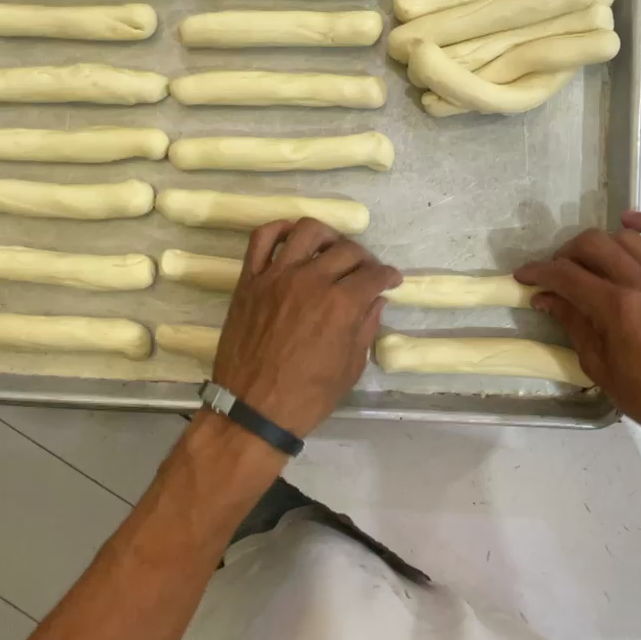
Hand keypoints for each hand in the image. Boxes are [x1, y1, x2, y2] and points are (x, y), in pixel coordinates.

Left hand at [211, 218, 400, 438]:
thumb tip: (376, 300)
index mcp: (341, 304)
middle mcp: (311, 280)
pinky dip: (278, 230)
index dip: (388, 275)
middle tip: (364, 272)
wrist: (253, 409)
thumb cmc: (308, 396)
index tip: (391, 280)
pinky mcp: (249, 280)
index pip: (374, 274)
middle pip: (346, 250)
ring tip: (330, 250)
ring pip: (306, 231)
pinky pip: (261, 240)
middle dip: (364, 258)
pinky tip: (291, 237)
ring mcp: (276, 276)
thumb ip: (365, 327)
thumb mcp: (350, 367)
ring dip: (327, 236)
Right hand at [515, 212, 640, 450]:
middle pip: (594, 245)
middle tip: (554, 274)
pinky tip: (629, 221)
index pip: (567, 276)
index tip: (523, 276)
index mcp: (618, 308)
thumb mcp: (600, 367)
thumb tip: (546, 299)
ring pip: (628, 239)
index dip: (539, 272)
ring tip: (587, 262)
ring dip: (600, 244)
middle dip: (565, 254)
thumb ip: (574, 324)